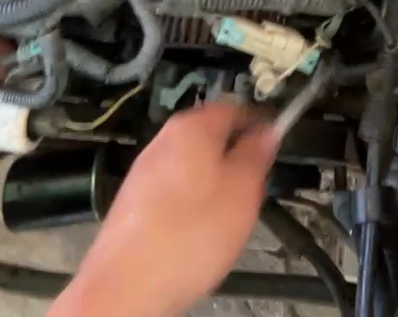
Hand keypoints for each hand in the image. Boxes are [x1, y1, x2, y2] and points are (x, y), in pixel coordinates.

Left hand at [52, 101, 279, 316]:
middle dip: (234, 158)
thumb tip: (268, 133)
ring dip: (212, 184)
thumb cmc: (188, 237)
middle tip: (252, 185)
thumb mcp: (243, 190)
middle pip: (210, 137)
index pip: (235, 107)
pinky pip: (172, 192)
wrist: (124, 290)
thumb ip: (258, 154)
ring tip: (225, 218)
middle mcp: (163, 141)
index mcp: (192, 127)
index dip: (259, 124)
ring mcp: (143, 172)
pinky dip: (189, 206)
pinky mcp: (132, 205)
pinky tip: (195, 236)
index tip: (273, 143)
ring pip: (192, 166)